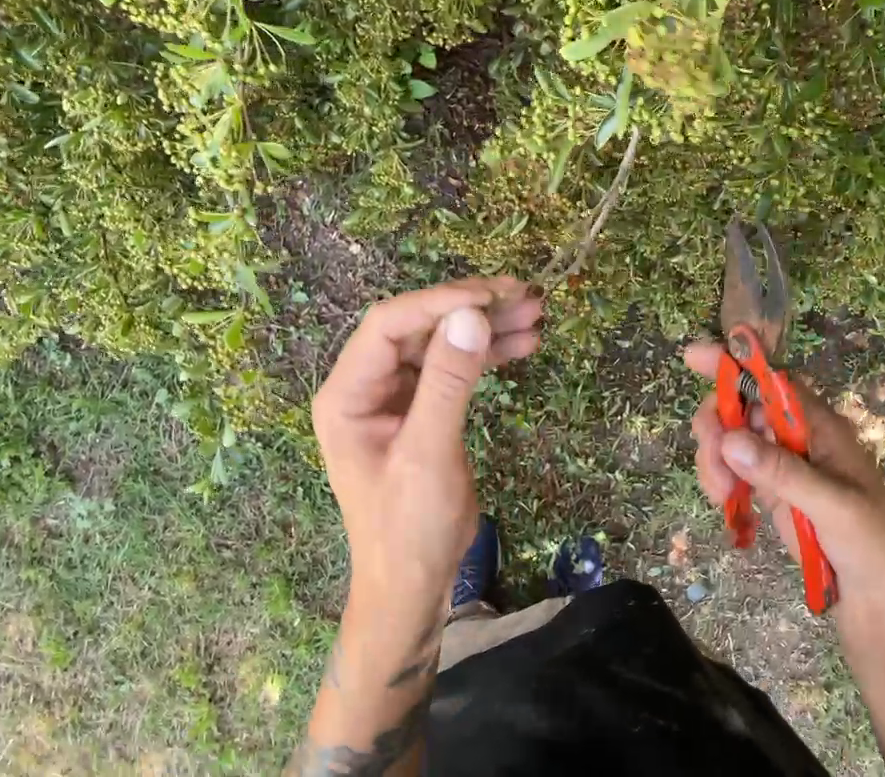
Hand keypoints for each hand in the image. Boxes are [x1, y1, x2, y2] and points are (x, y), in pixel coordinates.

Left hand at [313, 278, 543, 613]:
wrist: (414, 588)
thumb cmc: (409, 529)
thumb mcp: (428, 454)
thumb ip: (448, 383)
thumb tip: (471, 315)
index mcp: (347, 394)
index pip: (389, 325)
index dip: (440, 302)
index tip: (492, 296)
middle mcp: (365, 387)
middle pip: (418, 328)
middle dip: (471, 310)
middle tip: (525, 296)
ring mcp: (393, 398)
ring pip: (440, 344)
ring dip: (486, 329)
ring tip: (536, 314)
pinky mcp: (420, 411)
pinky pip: (452, 370)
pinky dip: (487, 356)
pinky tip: (523, 345)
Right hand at [682, 341, 884, 610]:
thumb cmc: (875, 546)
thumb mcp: (834, 506)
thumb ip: (782, 472)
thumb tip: (730, 440)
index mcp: (821, 427)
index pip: (772, 381)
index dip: (733, 364)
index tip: (693, 356)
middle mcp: (798, 439)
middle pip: (741, 408)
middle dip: (717, 426)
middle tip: (712, 461)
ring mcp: (783, 467)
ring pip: (731, 440)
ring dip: (714, 460)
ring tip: (721, 497)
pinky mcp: (772, 495)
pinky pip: (732, 472)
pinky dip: (720, 481)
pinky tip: (727, 507)